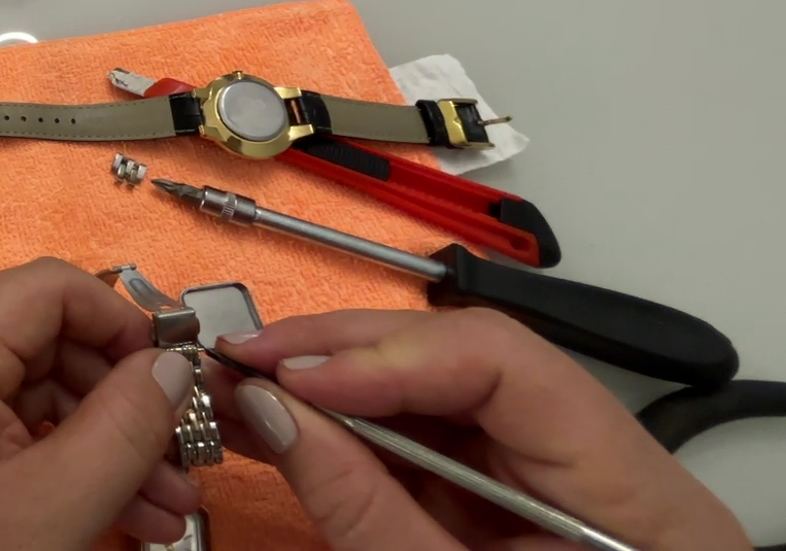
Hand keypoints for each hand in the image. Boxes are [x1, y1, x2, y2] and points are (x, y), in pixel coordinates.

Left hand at [0, 258, 203, 549]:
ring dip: (108, 442)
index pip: (45, 287)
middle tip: (184, 457)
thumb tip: (172, 366)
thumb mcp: (54, 504)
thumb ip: (125, 427)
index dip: (116, 318)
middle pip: (48, 341)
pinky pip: (16, 430)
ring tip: (172, 505)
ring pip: (40, 393)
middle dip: (122, 397)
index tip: (172, 374)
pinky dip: (70, 463)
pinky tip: (130, 516)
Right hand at [213, 308, 749, 549]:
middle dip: (327, 353)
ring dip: (305, 379)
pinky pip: (387, 423)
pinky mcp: (472, 477)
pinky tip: (256, 414)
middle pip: (440, 353)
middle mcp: (581, 453)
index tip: (296, 378)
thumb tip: (263, 402)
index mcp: (631, 494)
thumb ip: (362, 509)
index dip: (387, 354)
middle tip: (239, 360)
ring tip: (229, 383)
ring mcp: (524, 463)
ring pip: (400, 379)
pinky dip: (317, 416)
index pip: (501, 360)